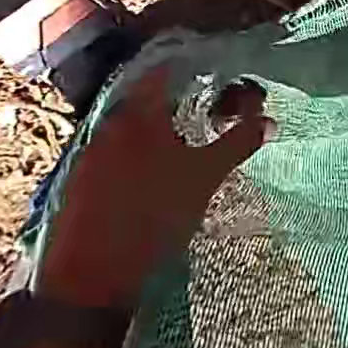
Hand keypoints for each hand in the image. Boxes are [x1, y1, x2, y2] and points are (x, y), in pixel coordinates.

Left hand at [38, 71, 271, 310]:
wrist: (88, 281)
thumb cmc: (154, 213)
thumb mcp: (206, 175)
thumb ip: (238, 142)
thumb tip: (269, 121)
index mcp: (139, 114)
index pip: (163, 71)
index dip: (190, 65)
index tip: (214, 69)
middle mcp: (109, 126)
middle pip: (147, 97)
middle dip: (178, 97)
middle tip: (208, 103)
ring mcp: (89, 156)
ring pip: (129, 126)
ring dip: (157, 125)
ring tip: (187, 135)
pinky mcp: (78, 184)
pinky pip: (114, 150)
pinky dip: (137, 149)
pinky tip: (157, 166)